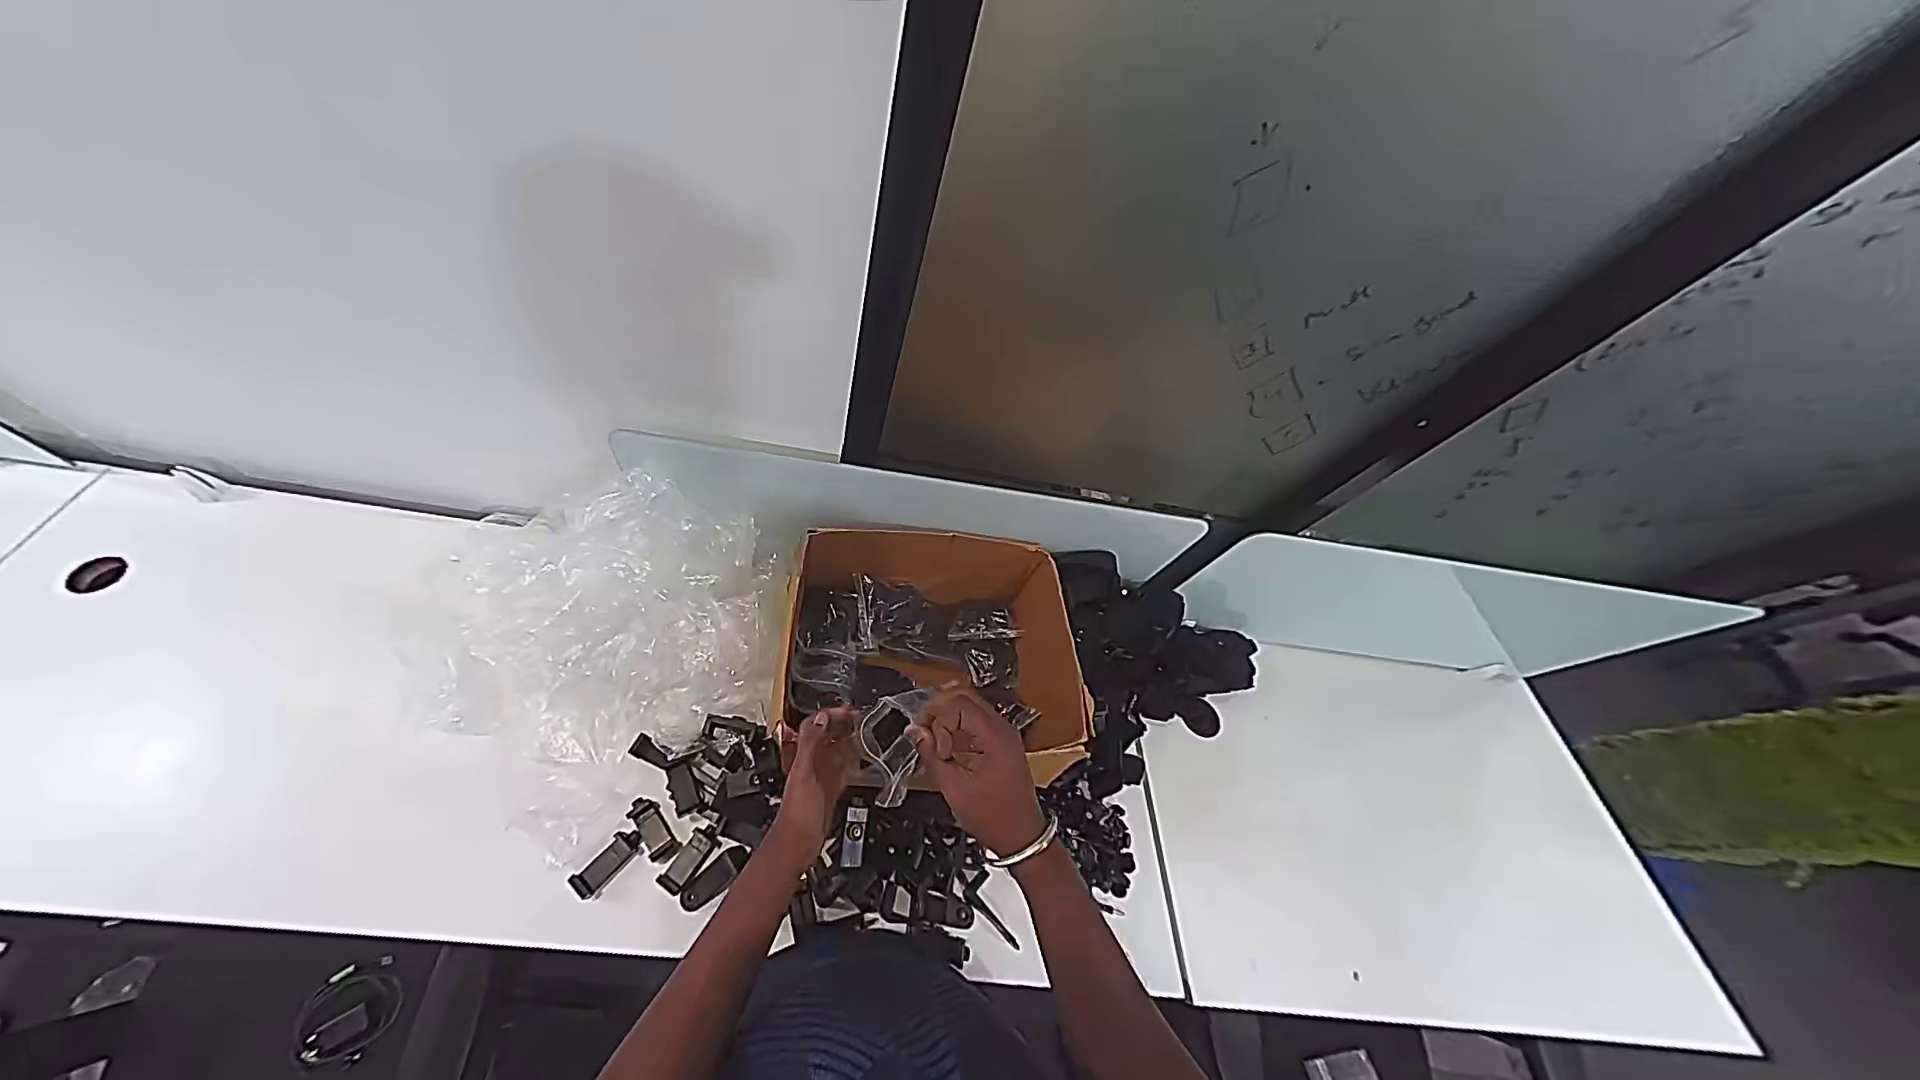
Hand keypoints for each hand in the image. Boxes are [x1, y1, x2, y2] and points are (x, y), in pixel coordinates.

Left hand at [770, 706, 856, 857]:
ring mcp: (822, 776)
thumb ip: (810, 742)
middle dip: (842, 723)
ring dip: (849, 739)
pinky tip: (860, 758)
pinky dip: (852, 761)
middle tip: (860, 717)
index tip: (848, 710)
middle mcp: (812, 763)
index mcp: (802, 755)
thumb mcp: (803, 771)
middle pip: (828, 735)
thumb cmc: (797, 811)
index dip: (831, 714)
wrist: (799, 841)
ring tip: (864, 731)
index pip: (816, 725)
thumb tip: (821, 717)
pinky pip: (843, 770)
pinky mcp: (830, 789)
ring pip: (836, 750)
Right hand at [908, 690, 1047, 857]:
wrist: (1022, 836)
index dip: (938, 720)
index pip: (958, 704)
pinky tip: (951, 752)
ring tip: (938, 748)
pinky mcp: (1002, 744)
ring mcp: (1005, 735)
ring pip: (970, 709)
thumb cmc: (994, 817)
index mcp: (995, 736)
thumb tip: (915, 731)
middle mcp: (1003, 729)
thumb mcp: (954, 788)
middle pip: (965, 699)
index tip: (931, 744)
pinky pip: (977, 724)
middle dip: (939, 714)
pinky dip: (959, 730)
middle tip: (924, 735)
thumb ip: (932, 755)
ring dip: (949, 723)